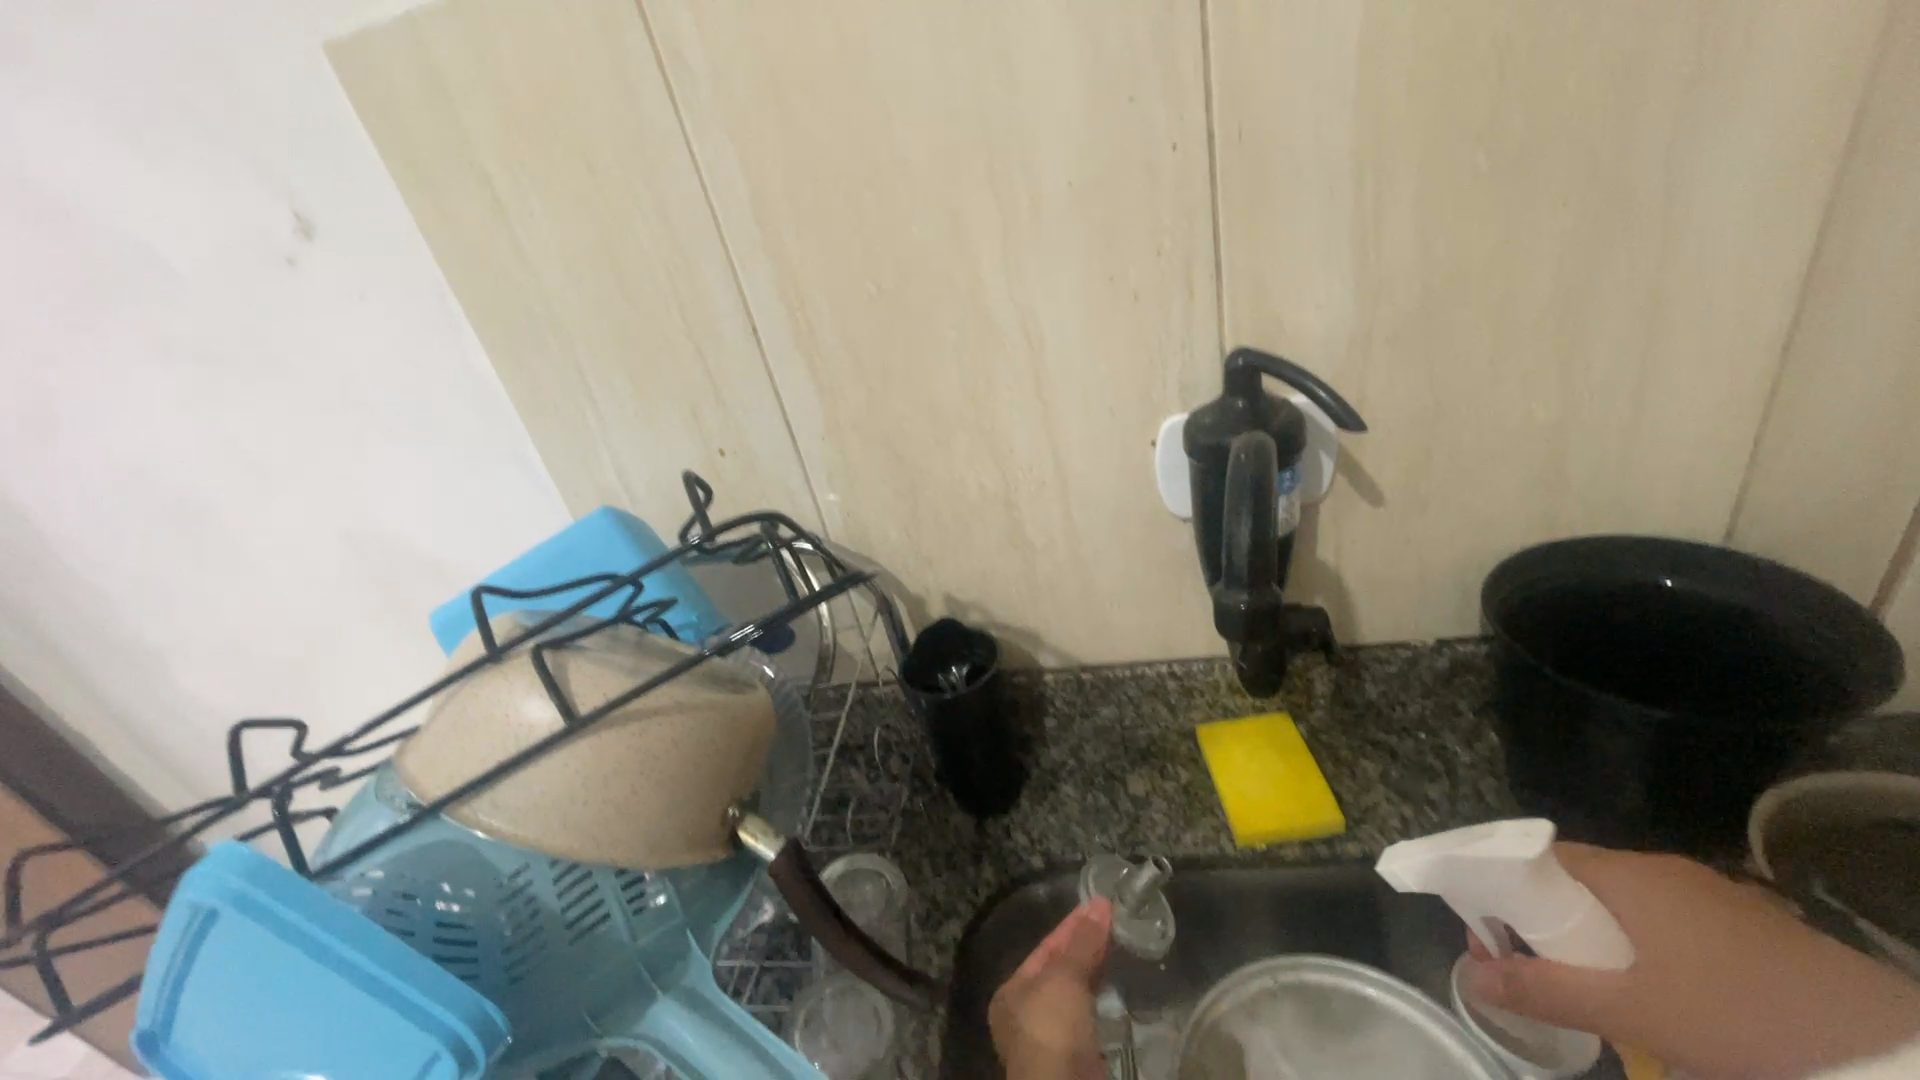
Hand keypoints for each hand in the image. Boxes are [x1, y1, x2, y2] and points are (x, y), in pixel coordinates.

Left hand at [989, 896, 1113, 1079]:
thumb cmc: (1051, 1029)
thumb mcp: (1063, 978)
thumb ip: (1081, 942)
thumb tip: (1100, 904)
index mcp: (1012, 993)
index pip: (1044, 949)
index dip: (1071, 925)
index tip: (1098, 904)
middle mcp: (1026, 1014)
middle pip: (1060, 971)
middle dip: (1085, 945)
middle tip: (1114, 919)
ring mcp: (1051, 1038)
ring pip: (1076, 993)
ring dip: (1096, 969)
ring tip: (1120, 943)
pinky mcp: (1077, 1056)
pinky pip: (1089, 1015)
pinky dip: (1102, 996)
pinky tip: (1118, 983)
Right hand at [1464, 843, 1919, 1079]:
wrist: (1890, 1053)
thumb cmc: (1741, 1018)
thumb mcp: (1633, 1013)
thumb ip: (1543, 990)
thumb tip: (1467, 974)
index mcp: (1626, 874)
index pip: (1533, 856)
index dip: (1497, 892)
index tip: (1486, 942)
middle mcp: (1661, 870)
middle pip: (1574, 883)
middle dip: (1541, 926)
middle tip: (1531, 977)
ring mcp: (1710, 896)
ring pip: (1620, 908)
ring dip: (1590, 943)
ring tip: (1591, 996)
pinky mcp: (1747, 927)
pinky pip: (1664, 925)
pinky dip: (1638, 953)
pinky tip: (1655, 999)